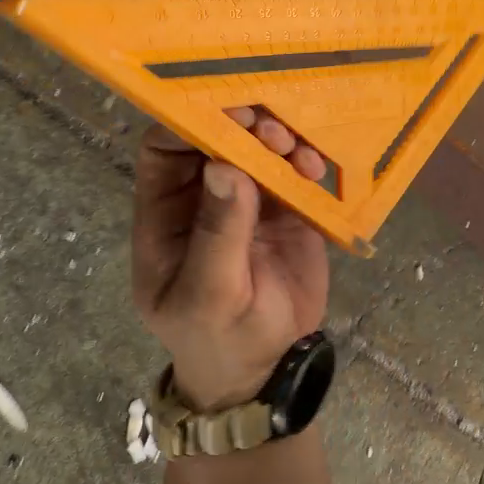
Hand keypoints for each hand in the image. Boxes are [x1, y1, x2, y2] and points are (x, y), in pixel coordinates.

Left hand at [132, 108, 330, 410]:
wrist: (269, 369)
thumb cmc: (221, 338)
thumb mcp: (212, 293)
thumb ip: (219, 232)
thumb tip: (226, 167)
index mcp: (167, 218)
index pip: (165, 153)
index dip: (191, 125)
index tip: (229, 114)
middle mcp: (207, 202)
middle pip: (220, 143)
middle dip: (246, 128)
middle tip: (274, 131)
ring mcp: (252, 206)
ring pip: (263, 154)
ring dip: (281, 142)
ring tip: (300, 151)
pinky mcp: (291, 215)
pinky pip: (299, 176)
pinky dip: (310, 165)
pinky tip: (318, 168)